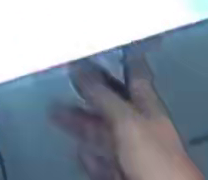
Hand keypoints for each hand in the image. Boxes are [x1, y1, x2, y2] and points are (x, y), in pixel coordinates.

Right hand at [49, 48, 205, 179]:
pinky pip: (104, 160)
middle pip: (112, 102)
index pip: (134, 73)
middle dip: (88, 90)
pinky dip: (90, 156)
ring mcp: (134, 152)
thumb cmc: (154, 158)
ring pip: (103, 132)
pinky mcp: (124, 174)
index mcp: (148, 107)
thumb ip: (103, 94)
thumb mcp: (126, 120)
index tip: (104, 41)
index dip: (121, 57)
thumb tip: (79, 68)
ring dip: (80, 122)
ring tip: (53, 113)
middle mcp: (141, 126)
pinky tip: (79, 152)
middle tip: (65, 75)